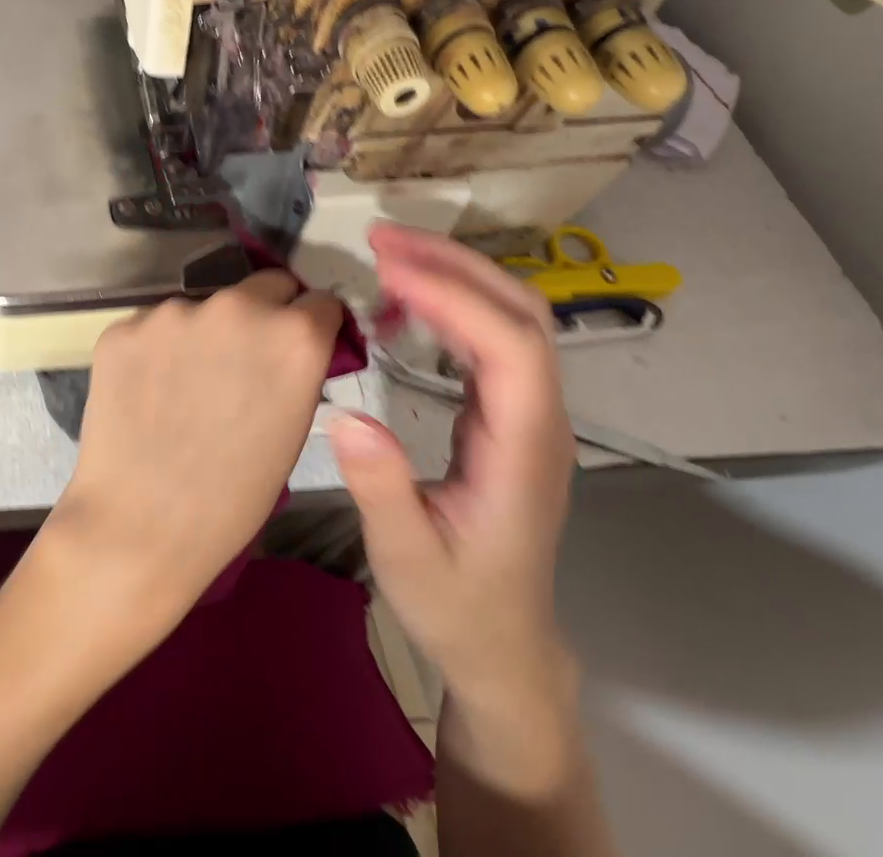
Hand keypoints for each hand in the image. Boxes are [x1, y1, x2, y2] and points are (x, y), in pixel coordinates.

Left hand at [45, 269, 343, 628]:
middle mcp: (236, 307)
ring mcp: (172, 313)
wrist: (141, 522)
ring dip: (204, 332)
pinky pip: (152, 328)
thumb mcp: (292, 431)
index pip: (320, 303)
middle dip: (265, 314)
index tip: (301, 349)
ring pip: (202, 307)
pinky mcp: (122, 328)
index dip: (313, 327)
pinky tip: (147, 391)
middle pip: (264, 287)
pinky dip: (156, 349)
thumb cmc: (232, 498)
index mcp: (294, 335)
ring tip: (185, 386)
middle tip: (245, 360)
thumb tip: (288, 354)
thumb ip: (295, 374)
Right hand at [330, 222, 577, 713]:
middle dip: (456, 265)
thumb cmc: (456, 604)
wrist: (501, 641)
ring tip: (384, 261)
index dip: (455, 297)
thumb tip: (343, 415)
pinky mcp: (507, 420)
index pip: (510, 348)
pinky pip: (488, 344)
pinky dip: (446, 311)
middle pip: (522, 315)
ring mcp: (528, 418)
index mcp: (524, 451)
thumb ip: (381, 488)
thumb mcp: (405, 556)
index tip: (387, 270)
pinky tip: (398, 311)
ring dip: (453, 279)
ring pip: (510, 321)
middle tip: (380, 241)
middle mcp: (539, 421)